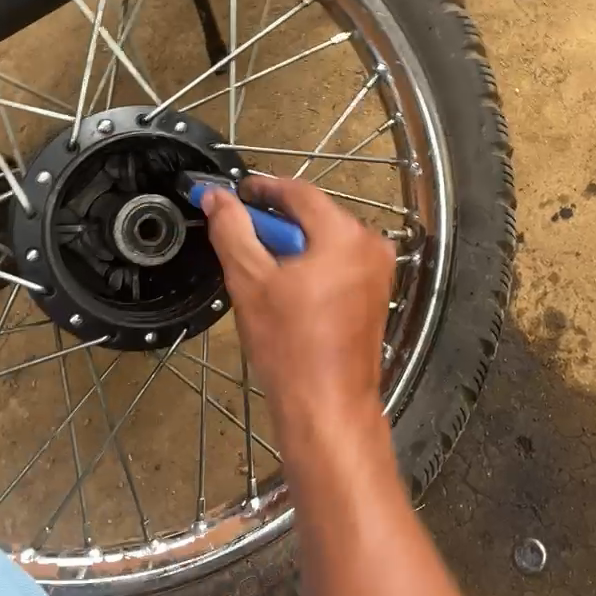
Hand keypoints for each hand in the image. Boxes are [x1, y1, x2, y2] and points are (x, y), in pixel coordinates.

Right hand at [199, 176, 394, 425]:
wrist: (328, 407)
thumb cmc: (290, 347)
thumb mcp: (251, 282)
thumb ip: (233, 231)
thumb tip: (217, 198)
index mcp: (345, 236)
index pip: (299, 192)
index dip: (263, 188)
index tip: (236, 192)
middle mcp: (371, 247)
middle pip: (316, 217)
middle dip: (277, 223)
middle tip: (242, 234)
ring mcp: (378, 273)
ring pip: (327, 242)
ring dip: (293, 247)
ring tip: (261, 269)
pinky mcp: (375, 296)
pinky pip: (340, 265)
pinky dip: (312, 267)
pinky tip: (287, 290)